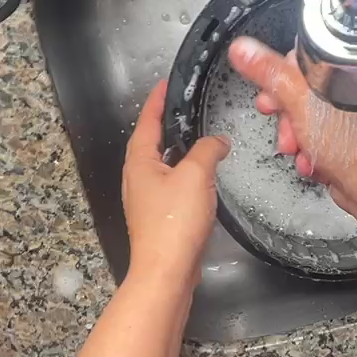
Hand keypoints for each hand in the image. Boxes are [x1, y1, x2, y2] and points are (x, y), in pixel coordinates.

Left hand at [124, 80, 229, 286]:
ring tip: (197, 139)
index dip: (158, 100)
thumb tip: (218, 141)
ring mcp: (146, 200)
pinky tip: (201, 179)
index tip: (166, 84)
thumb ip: (208, 150)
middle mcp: (137, 178)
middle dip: (167, 124)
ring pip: (162, 166)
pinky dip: (185, 175)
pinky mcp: (159, 217)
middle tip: (184, 108)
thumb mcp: (196, 175)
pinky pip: (171, 186)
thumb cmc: (174, 223)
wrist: (166, 271)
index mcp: (139, 162)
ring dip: (178, 151)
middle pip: (151, 143)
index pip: (147, 121)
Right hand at [226, 37, 356, 211]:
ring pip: (301, 120)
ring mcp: (341, 116)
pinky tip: (312, 161)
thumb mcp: (300, 103)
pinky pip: (312, 139)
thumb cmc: (350, 146)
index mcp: (337, 71)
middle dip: (284, 116)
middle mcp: (342, 91)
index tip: (269, 96)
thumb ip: (269, 74)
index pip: (297, 61)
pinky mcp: (340, 138)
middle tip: (284, 126)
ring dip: (294, 139)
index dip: (276, 79)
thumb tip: (243, 48)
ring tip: (299, 149)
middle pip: (295, 93)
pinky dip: (307, 152)